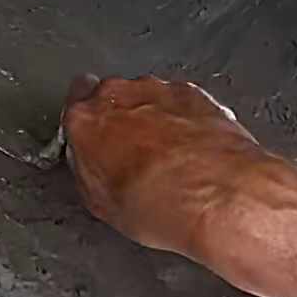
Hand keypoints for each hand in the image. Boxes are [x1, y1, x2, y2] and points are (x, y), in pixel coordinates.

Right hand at [62, 75, 296, 296]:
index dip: (87, 121)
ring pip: (146, 97)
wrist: (222, 198)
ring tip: (170, 159)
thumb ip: (87, 170)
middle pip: (111, 97)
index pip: (74, 101)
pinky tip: (193, 152)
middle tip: (132, 154)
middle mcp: (118, 95)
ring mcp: (157, 91)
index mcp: (85, 119)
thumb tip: (89, 164)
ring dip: (152, 118)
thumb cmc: (164, 204)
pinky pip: (179, 102)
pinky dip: (183, 119)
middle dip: (119, 119)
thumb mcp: (102, 205)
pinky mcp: (193, 93)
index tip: (94, 137)